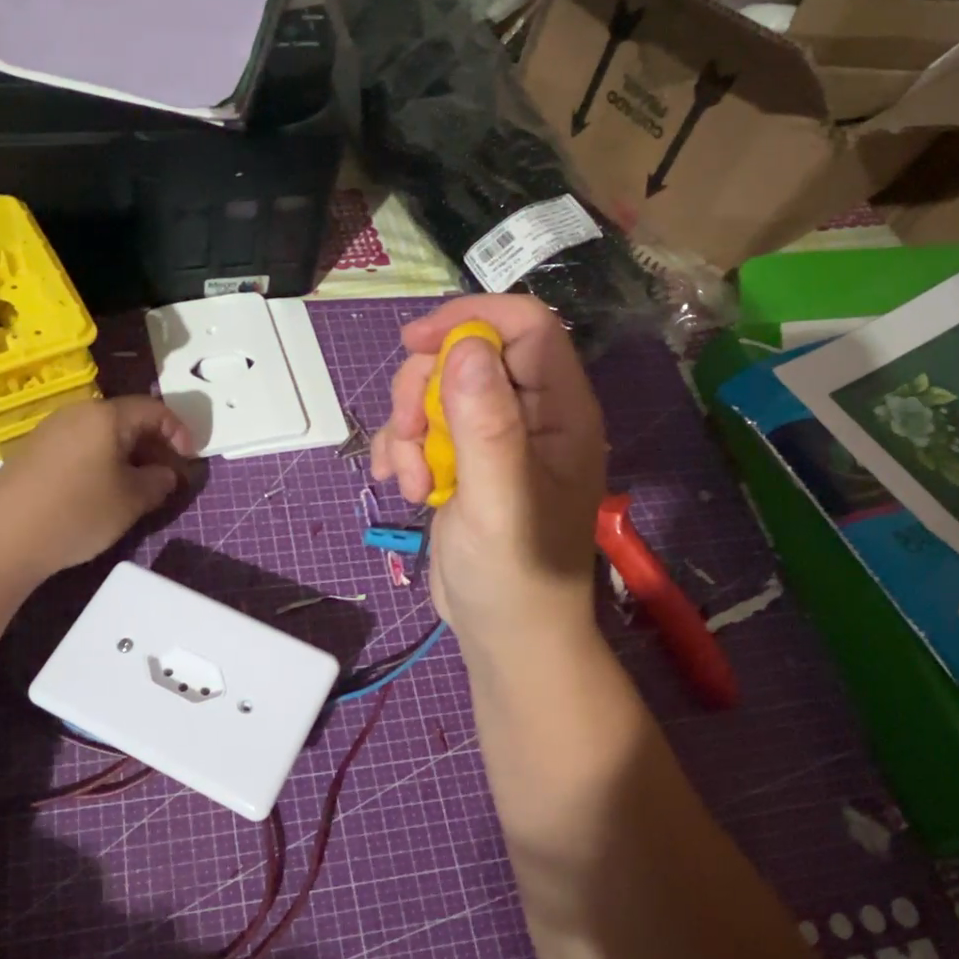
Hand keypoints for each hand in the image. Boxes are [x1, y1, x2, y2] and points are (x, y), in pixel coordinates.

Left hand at [0, 396, 194, 578]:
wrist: (3, 538)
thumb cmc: (77, 513)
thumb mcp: (131, 501)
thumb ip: (157, 482)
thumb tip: (164, 473)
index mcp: (105, 416)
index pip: (154, 410)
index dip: (179, 432)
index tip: (189, 460)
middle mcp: (77, 413)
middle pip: (126, 419)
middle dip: (153, 445)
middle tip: (167, 476)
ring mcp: (51, 431)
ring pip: (102, 435)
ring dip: (127, 455)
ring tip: (138, 487)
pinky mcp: (34, 452)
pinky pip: (80, 447)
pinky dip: (102, 462)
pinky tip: (102, 492)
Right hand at [370, 295, 606, 652]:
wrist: (505, 637)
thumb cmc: (516, 575)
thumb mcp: (499, 501)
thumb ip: (486, 425)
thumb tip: (464, 347)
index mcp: (560, 411)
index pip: (525, 327)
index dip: (471, 321)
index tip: (415, 343)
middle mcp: (531, 416)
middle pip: (467, 356)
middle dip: (423, 390)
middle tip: (410, 437)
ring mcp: (493, 441)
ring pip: (436, 392)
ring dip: (408, 428)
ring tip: (409, 481)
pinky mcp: (463, 465)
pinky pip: (422, 429)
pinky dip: (401, 450)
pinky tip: (398, 485)